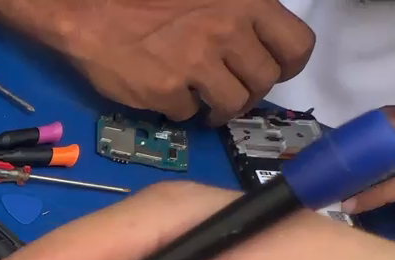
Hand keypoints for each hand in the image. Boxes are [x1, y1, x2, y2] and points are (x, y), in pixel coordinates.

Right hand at [0, 0, 312, 121]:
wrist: (97, 16)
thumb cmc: (149, 2)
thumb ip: (238, 12)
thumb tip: (251, 42)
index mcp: (249, 6)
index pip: (296, 46)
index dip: (287, 68)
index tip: (270, 76)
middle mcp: (230, 34)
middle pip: (264, 81)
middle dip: (252, 96)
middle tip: (233, 100)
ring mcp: (197, 65)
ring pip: (232, 104)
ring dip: (222, 113)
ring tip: (208, 112)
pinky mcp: (165, 91)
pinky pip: (186, 113)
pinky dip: (180, 112)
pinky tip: (169, 102)